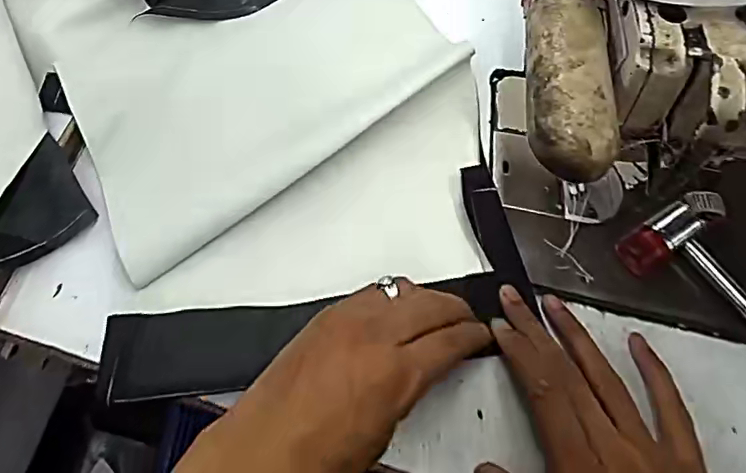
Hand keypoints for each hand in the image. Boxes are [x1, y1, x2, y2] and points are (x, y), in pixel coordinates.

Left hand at [176, 278, 491, 472]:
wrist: (265, 447)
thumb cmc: (316, 456)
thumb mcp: (384, 438)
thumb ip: (410, 394)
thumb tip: (425, 379)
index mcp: (394, 373)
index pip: (448, 340)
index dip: (471, 335)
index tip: (481, 334)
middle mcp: (370, 335)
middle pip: (428, 304)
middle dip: (454, 309)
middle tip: (467, 318)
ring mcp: (344, 320)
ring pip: (397, 290)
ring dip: (421, 297)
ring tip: (435, 309)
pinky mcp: (323, 316)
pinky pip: (367, 293)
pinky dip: (388, 296)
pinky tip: (393, 306)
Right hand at [480, 287, 703, 472]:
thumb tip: (485, 469)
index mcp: (583, 468)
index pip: (544, 389)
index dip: (518, 350)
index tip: (499, 324)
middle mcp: (619, 452)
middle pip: (568, 375)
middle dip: (536, 330)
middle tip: (514, 298)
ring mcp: (656, 455)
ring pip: (609, 379)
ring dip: (578, 336)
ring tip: (555, 304)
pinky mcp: (688, 466)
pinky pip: (671, 410)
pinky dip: (654, 372)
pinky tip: (639, 343)